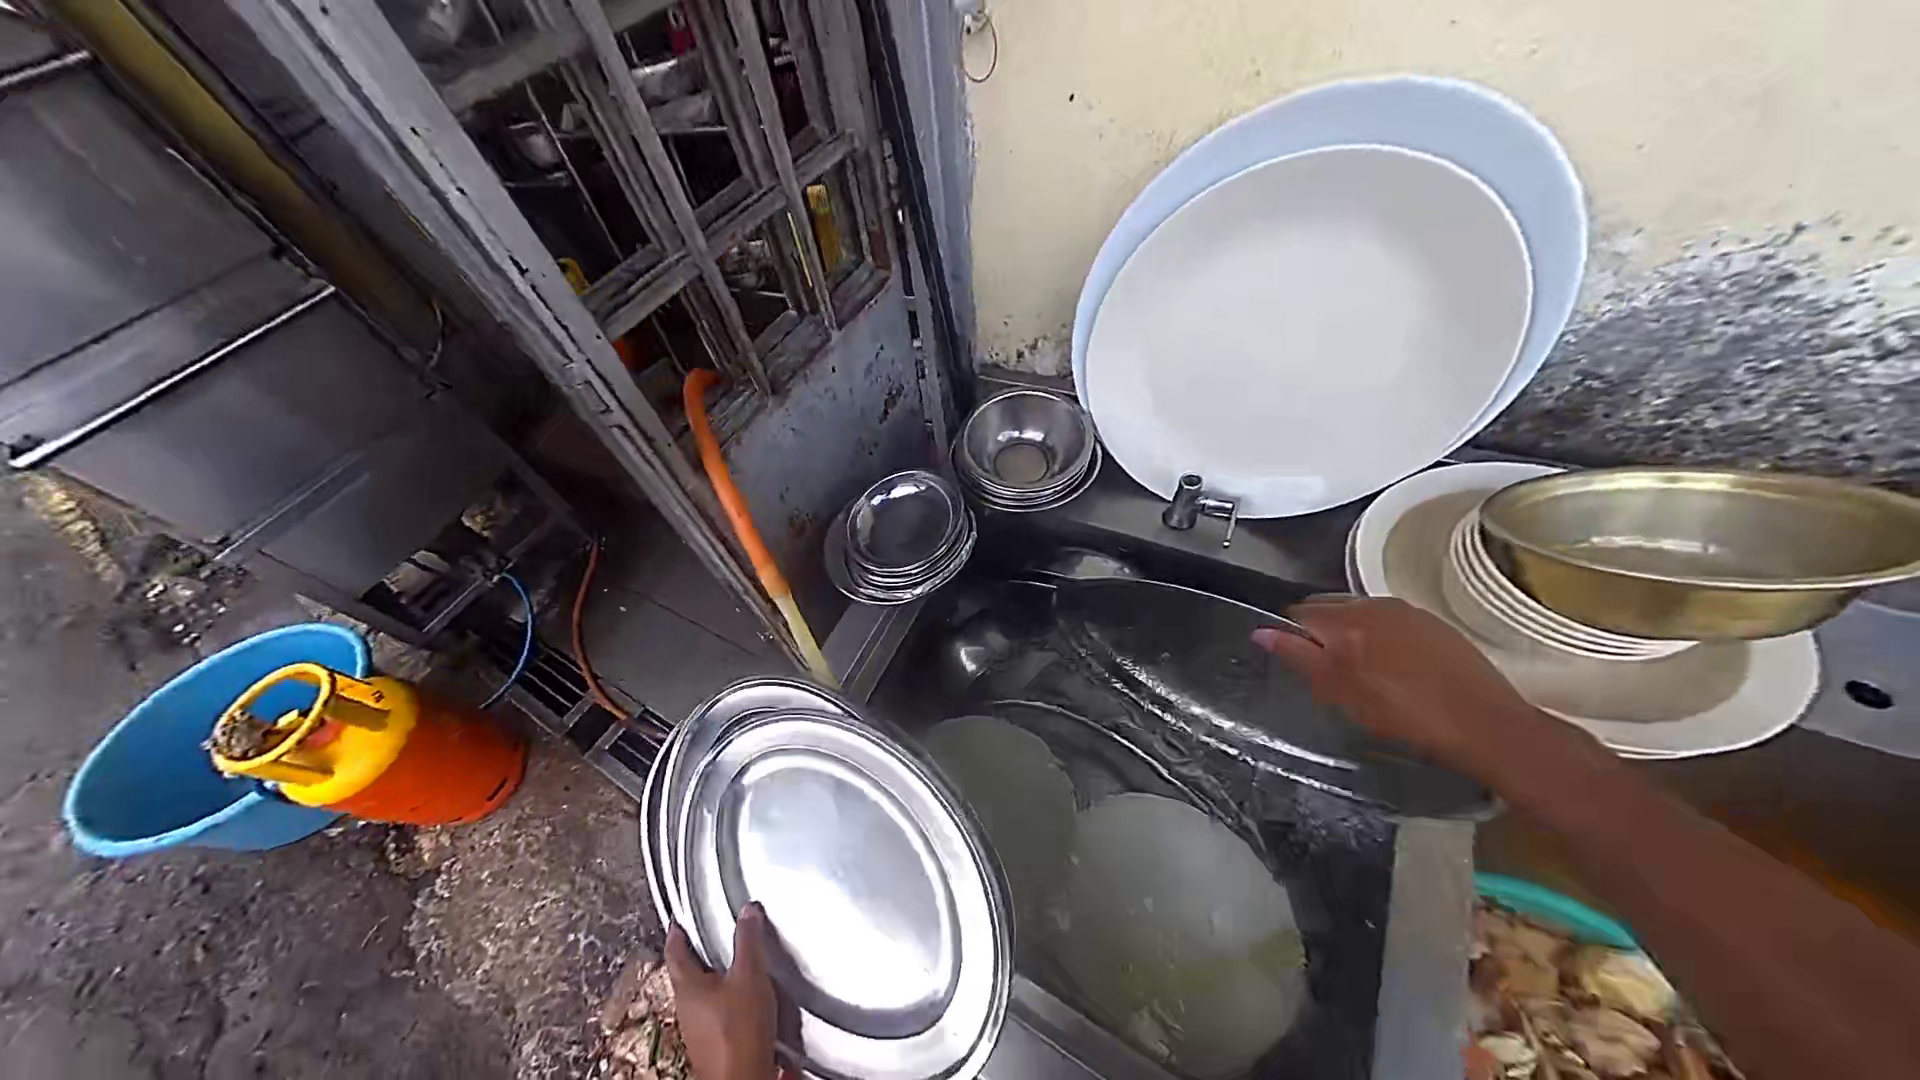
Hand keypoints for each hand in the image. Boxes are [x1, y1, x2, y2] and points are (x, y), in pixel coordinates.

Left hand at [667, 904, 777, 1079]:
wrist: (743, 1079)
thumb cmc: (740, 1027)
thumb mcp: (750, 974)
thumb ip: (748, 940)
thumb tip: (748, 911)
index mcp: (688, 987)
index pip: (675, 953)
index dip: (677, 934)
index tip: (677, 923)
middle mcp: (686, 1008)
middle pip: (686, 974)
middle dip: (697, 955)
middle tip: (707, 937)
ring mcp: (696, 1029)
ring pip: (700, 993)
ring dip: (712, 977)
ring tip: (730, 963)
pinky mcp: (710, 1044)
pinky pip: (712, 1010)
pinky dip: (723, 996)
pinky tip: (741, 997)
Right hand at [1250, 595, 1593, 786]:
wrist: (1486, 726)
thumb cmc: (1403, 715)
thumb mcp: (1339, 692)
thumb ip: (1298, 656)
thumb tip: (1261, 631)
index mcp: (1344, 621)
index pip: (1298, 613)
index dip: (1293, 637)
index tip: (1304, 665)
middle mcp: (1372, 605)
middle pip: (1327, 607)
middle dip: (1321, 631)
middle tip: (1331, 672)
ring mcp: (1406, 611)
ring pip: (1359, 612)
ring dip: (1351, 632)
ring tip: (1364, 671)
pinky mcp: (1433, 622)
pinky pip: (1389, 619)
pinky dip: (1381, 635)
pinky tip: (1395, 667)